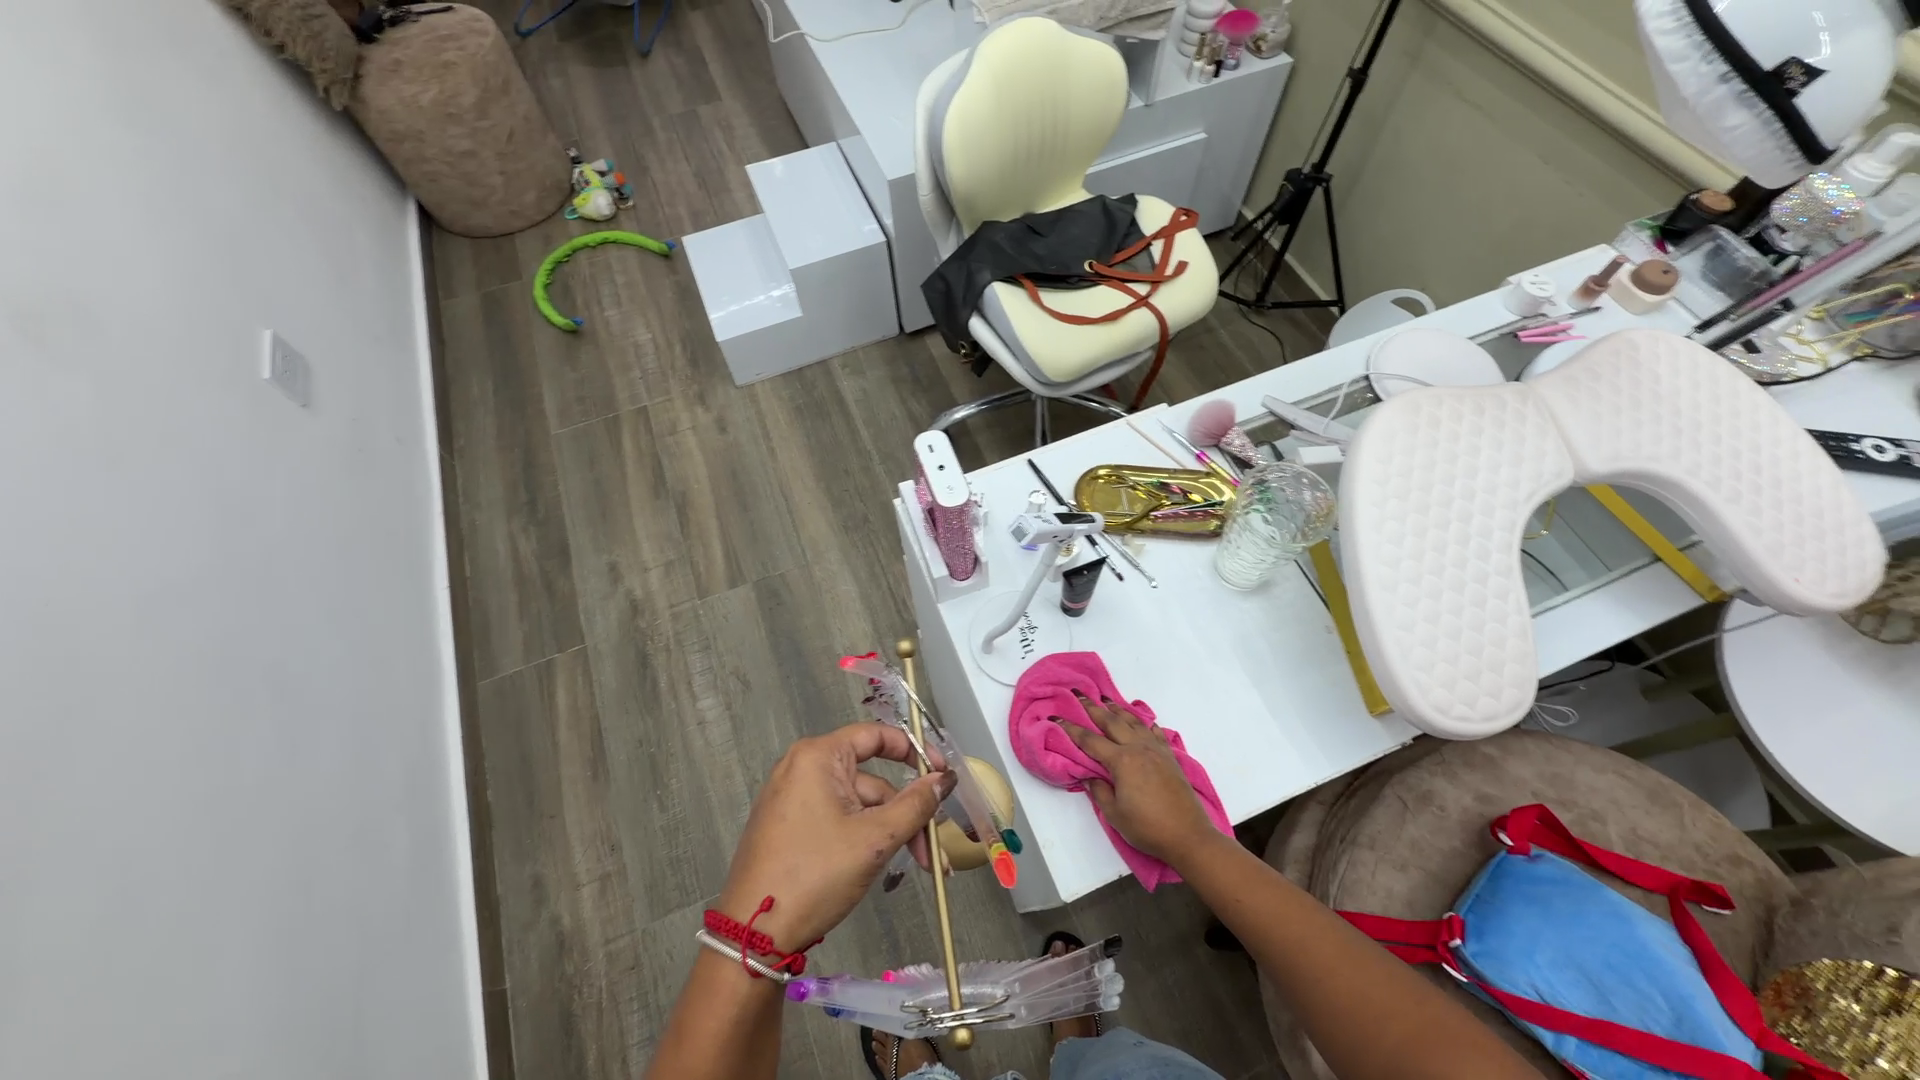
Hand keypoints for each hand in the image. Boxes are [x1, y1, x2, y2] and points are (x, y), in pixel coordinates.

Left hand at [716, 723, 954, 950]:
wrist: (754, 935)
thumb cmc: (816, 875)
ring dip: (891, 832)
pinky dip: (865, 838)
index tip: (944, 776)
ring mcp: (794, 800)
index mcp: (818, 757)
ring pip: (859, 806)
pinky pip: (839, 820)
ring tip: (920, 867)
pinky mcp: (790, 829)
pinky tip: (884, 866)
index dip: (915, 751)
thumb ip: (916, 804)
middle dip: (908, 813)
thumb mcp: (875, 839)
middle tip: (935, 848)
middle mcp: (802, 769)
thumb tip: (946, 778)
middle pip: (872, 780)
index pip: (876, 735)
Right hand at [1057, 695, 1217, 863]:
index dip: (1072, 729)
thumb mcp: (1114, 814)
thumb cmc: (1147, 827)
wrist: (1188, 836)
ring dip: (1119, 710)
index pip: (1090, 741)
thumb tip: (1089, 777)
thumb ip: (1099, 791)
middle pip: (1112, 723)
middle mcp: (1139, 749)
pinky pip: (1156, 734)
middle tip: (1079, 695)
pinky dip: (1147, 725)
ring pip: (1134, 723)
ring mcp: (1157, 751)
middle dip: (1093, 708)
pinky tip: (1145, 723)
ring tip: (1107, 701)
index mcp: (1122, 761)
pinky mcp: (1170, 758)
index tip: (1057, 717)